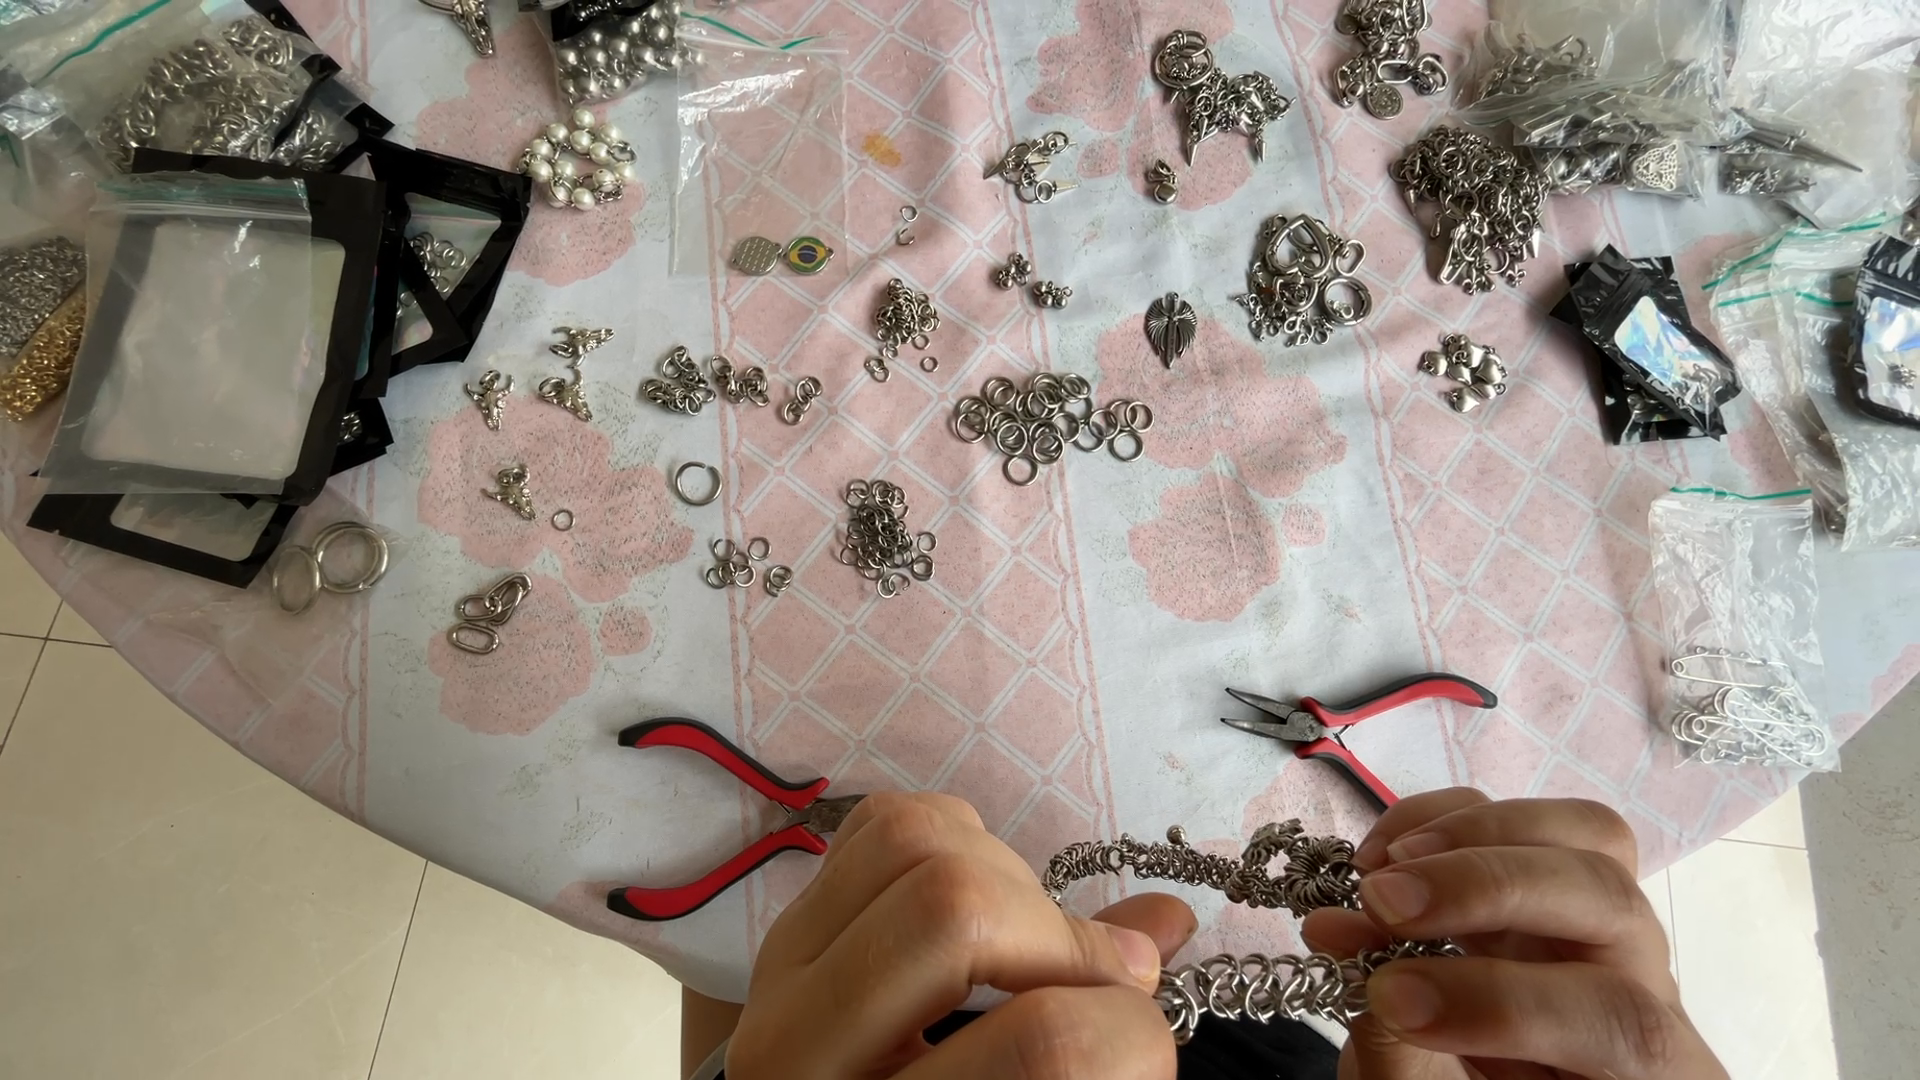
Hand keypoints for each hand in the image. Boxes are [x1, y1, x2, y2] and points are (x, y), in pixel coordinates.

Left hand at [727, 793, 1195, 1079]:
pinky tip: (977, 885)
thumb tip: (1169, 918)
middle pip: (956, 912)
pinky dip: (955, 832)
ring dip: (1007, 872)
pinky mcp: (790, 915)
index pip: (1038, 1050)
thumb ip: (1087, 1043)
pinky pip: (882, 822)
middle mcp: (804, 1042)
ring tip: (1030, 931)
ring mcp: (783, 962)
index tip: (1142, 1029)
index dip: (1126, 1032)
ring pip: (913, 841)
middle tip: (1098, 973)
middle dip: (1060, 936)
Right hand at [1302, 788, 1728, 1079]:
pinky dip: (1424, 817)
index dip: (1502, 1002)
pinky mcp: (1521, 864)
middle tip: (1380, 905)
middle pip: (1603, 894)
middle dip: (1480, 885)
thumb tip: (1336, 936)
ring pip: (1578, 829)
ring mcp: (1583, 909)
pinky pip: (1498, 805)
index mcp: (1650, 1076)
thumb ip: (1389, 1040)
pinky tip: (1374, 859)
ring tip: (1379, 872)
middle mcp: (1641, 979)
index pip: (1620, 1022)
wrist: (1463, 1079)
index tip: (1393, 1001)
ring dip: (1462, 836)